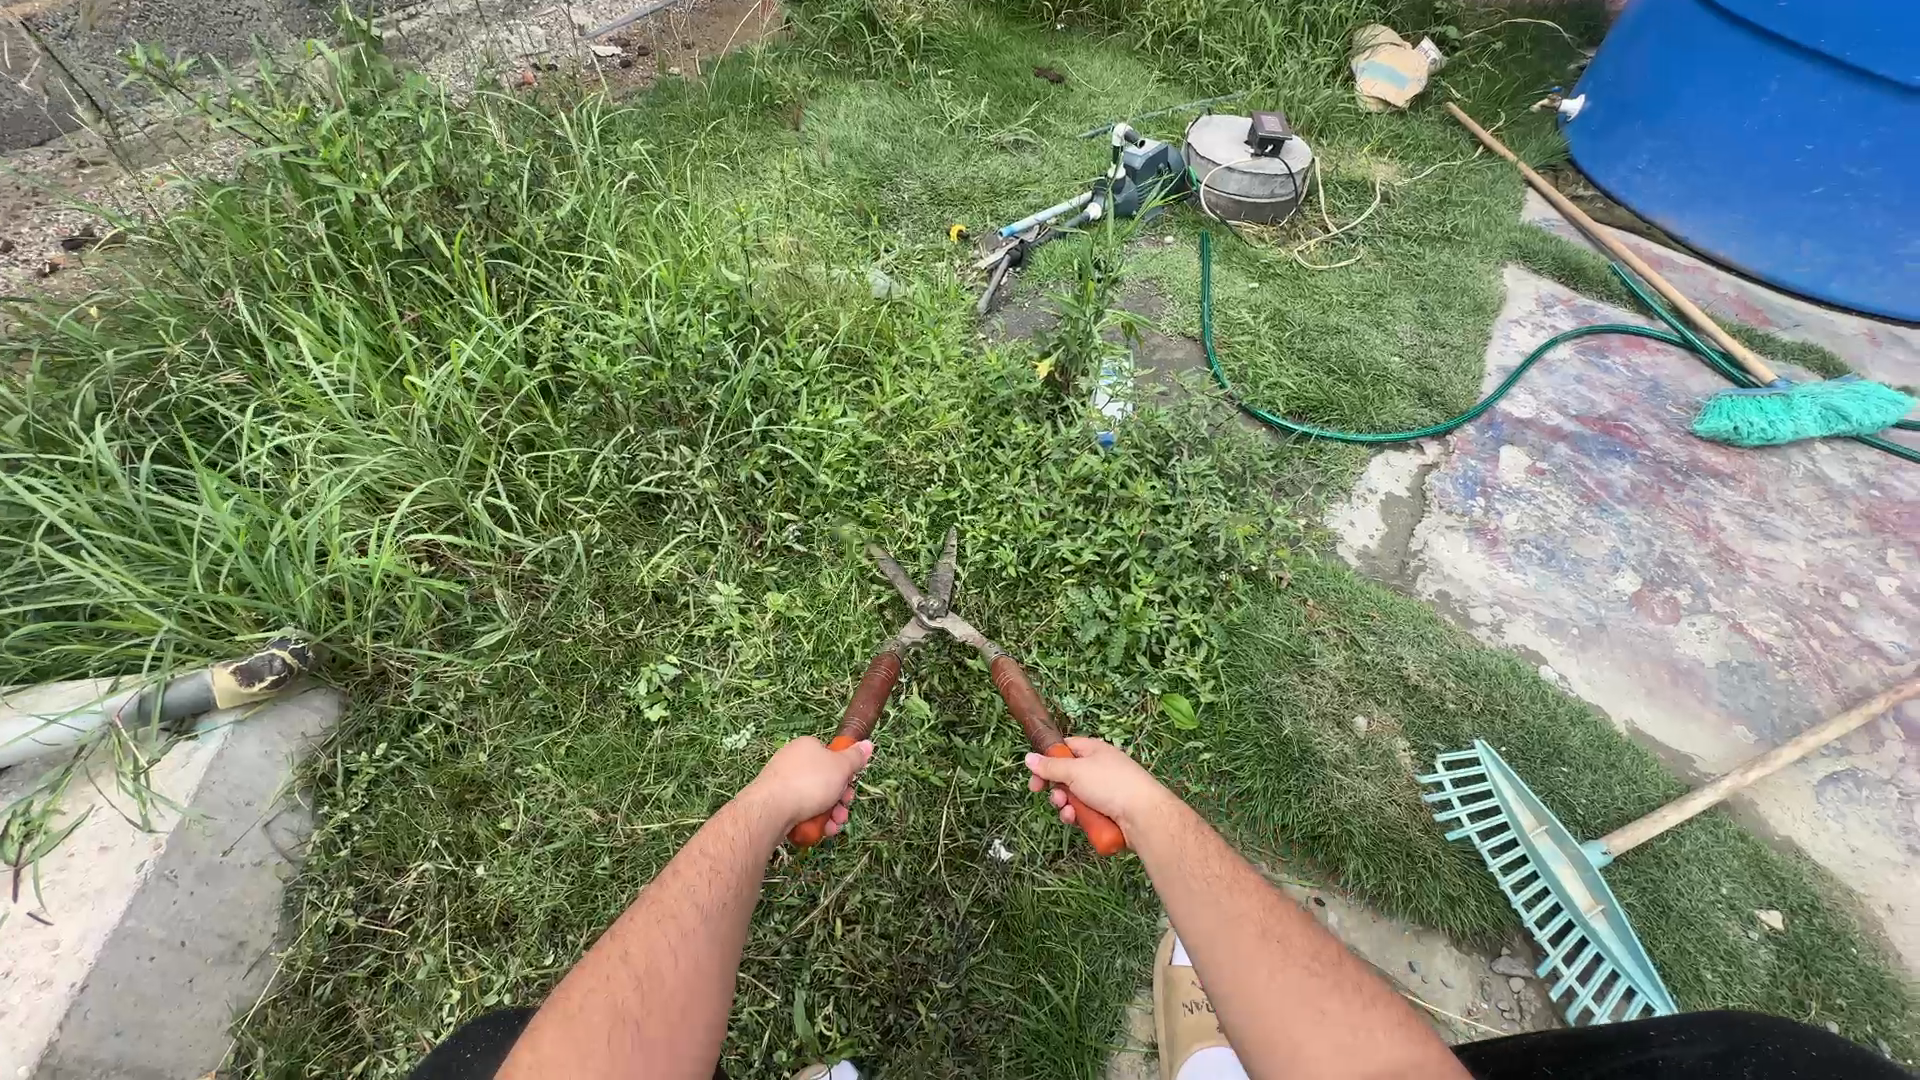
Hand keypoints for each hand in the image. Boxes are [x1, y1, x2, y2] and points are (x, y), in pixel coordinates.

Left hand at [741, 736, 873, 836]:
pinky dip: (812, 821)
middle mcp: (793, 762)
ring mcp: (782, 783)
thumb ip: (856, 757)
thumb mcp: (841, 767)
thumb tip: (868, 743)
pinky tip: (819, 831)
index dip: (845, 774)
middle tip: (843, 811)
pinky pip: (800, 811)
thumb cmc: (809, 783)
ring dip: (830, 814)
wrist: (770, 810)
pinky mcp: (774, 804)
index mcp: (808, 747)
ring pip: (814, 799)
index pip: (832, 757)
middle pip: (825, 781)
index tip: (850, 787)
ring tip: (833, 826)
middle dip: (839, 800)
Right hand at [1024, 737, 1173, 831]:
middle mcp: (1098, 768)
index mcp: (1093, 750)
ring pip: (1074, 797)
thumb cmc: (1110, 785)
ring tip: (1070, 812)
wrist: (1143, 815)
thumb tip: (1029, 758)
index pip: (1064, 749)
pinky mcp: (1108, 811)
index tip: (1035, 777)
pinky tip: (1078, 821)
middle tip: (1055, 798)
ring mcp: (1104, 791)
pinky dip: (1079, 817)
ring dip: (1066, 806)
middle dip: (1057, 789)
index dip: (1047, 761)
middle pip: (1066, 776)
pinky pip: (1085, 812)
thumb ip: (1049, 766)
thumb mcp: (1074, 771)